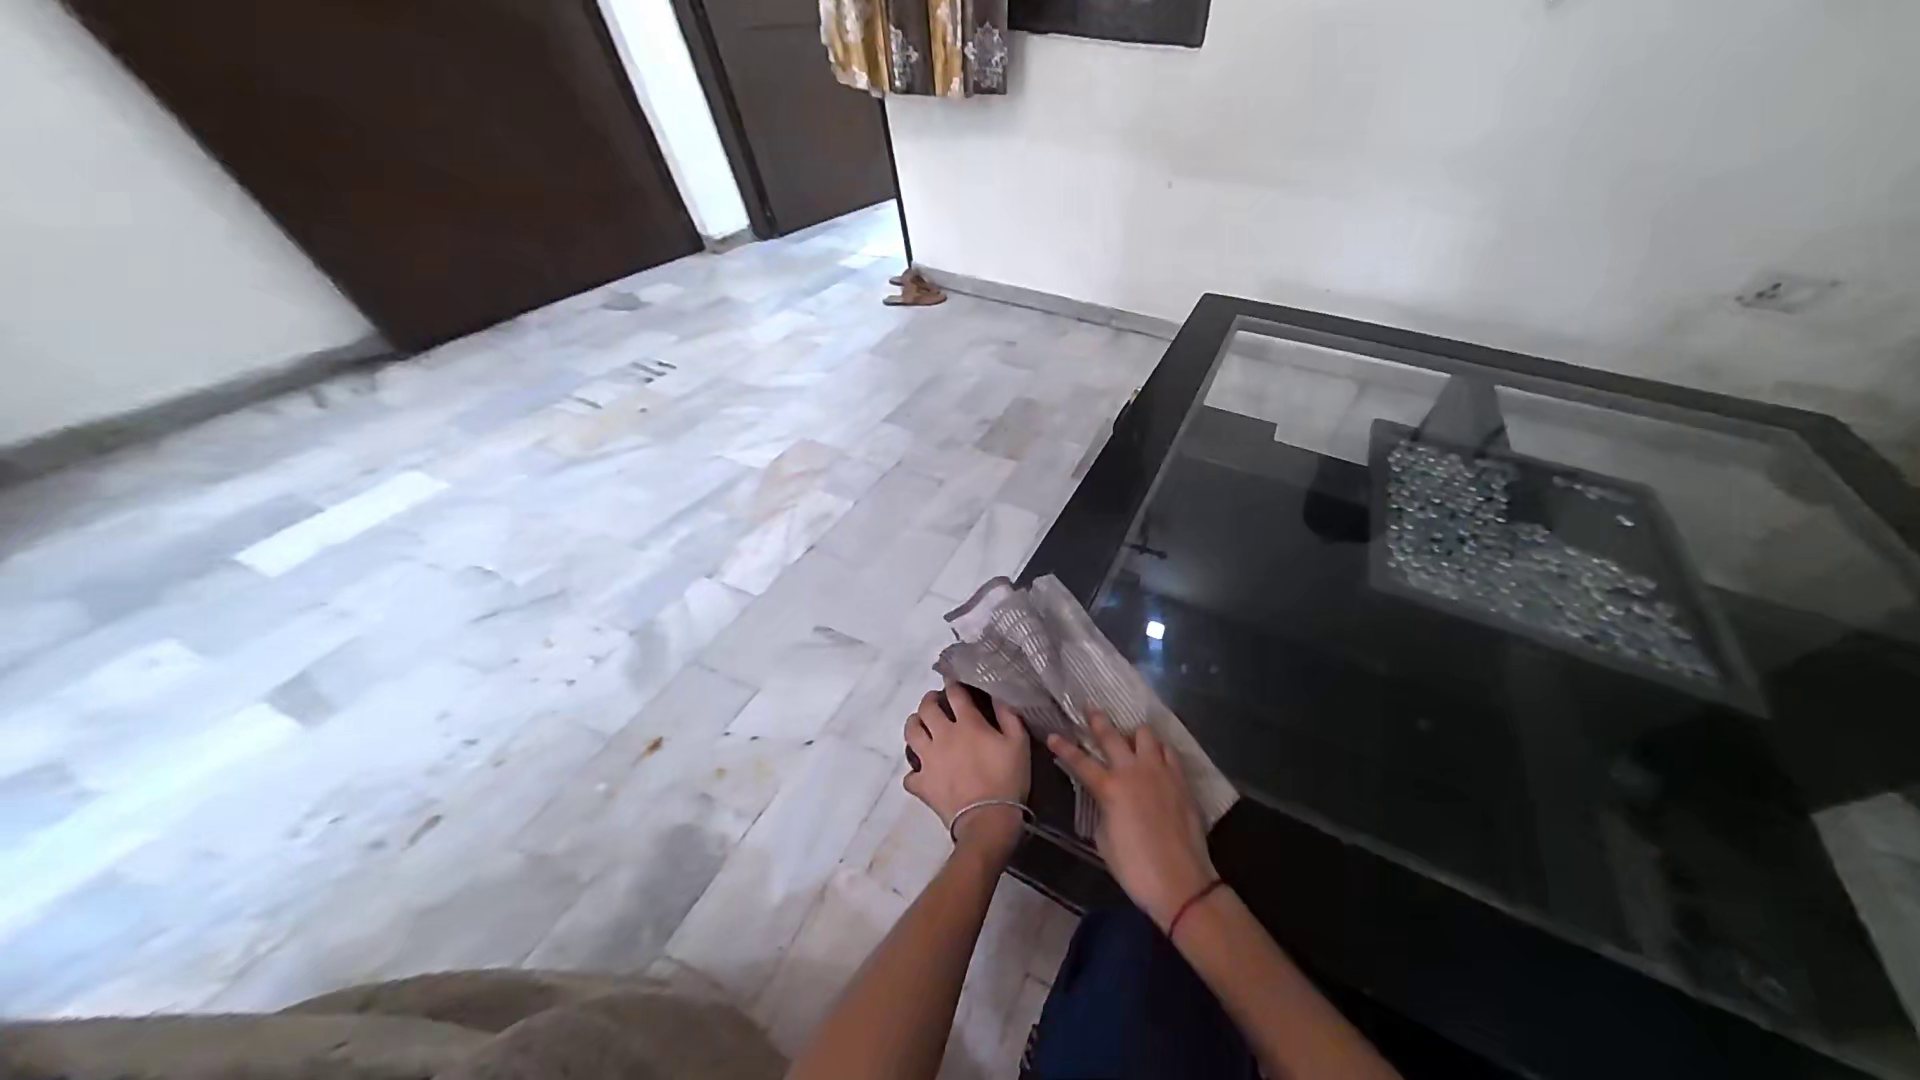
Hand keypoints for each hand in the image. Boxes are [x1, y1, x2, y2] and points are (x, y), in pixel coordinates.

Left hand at [904, 680, 1030, 859]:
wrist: (988, 819)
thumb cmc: (1007, 779)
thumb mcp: (1019, 743)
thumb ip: (1009, 716)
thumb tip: (999, 696)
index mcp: (967, 724)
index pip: (955, 694)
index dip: (953, 684)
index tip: (953, 681)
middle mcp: (942, 736)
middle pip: (926, 709)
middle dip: (928, 700)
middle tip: (934, 701)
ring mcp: (928, 759)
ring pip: (911, 734)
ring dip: (914, 725)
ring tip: (920, 725)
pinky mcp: (921, 783)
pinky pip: (910, 775)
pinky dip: (914, 772)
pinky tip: (922, 772)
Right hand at [1047, 709, 1217, 930]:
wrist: (1181, 883)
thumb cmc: (1134, 867)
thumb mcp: (1103, 839)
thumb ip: (1101, 810)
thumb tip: (1104, 799)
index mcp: (1110, 788)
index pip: (1080, 761)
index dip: (1064, 747)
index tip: (1052, 735)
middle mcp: (1134, 771)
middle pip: (1112, 736)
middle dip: (1097, 720)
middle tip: (1090, 707)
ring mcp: (1160, 772)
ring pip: (1146, 735)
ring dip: (1134, 733)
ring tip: (1130, 736)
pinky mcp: (1181, 780)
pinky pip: (1169, 752)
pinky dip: (1159, 749)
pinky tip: (1156, 755)